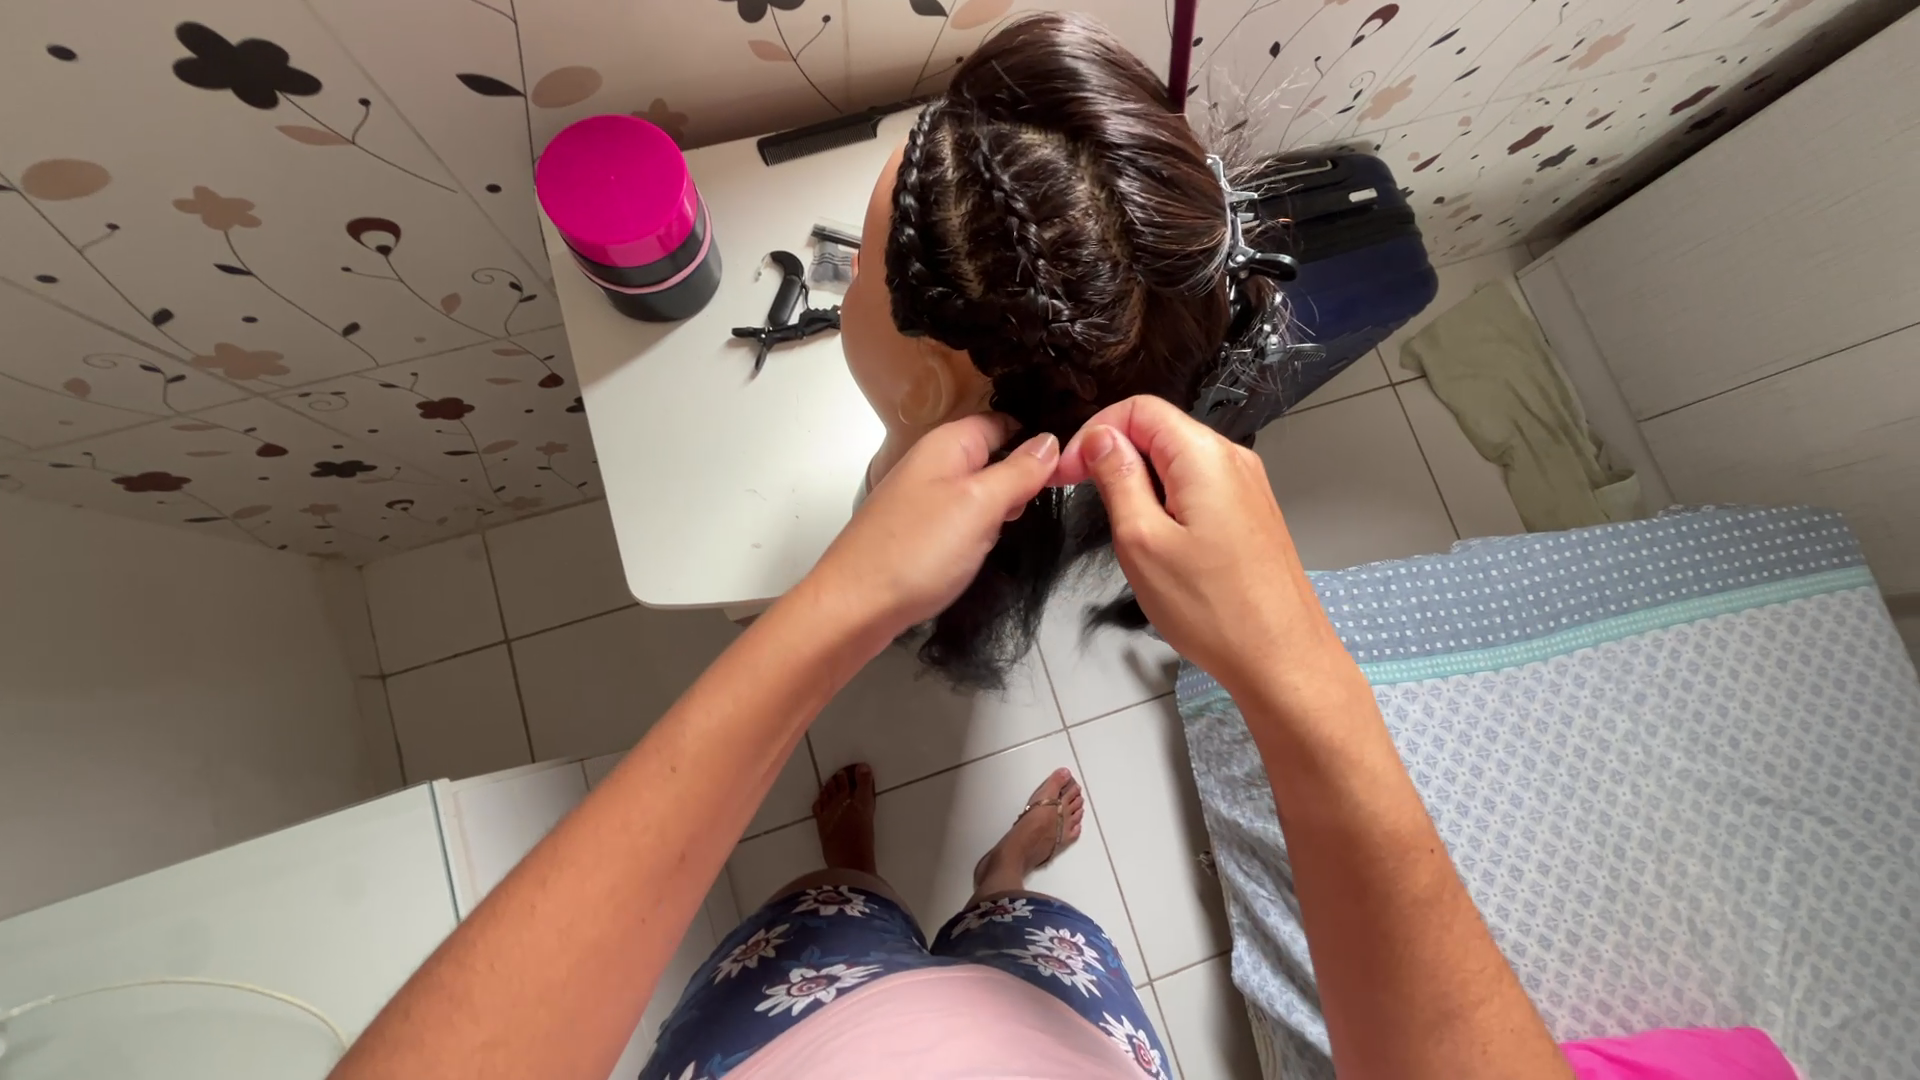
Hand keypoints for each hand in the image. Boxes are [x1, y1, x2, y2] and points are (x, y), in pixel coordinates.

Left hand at [807, 413, 1057, 638]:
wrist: (854, 608)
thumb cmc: (918, 551)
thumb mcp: (981, 505)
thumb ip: (1018, 471)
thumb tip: (1050, 440)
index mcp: (947, 443)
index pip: (1004, 421)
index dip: (1036, 438)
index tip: (1069, 464)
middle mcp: (933, 463)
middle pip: (993, 457)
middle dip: (1021, 480)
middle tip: (1033, 508)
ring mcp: (923, 499)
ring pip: (980, 492)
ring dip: (999, 510)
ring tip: (1002, 534)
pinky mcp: (919, 531)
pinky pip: (961, 519)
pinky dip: (978, 532)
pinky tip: (979, 552)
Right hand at [1052, 396, 1351, 701]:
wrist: (1281, 659)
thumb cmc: (1213, 608)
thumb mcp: (1142, 540)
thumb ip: (1117, 479)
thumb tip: (1100, 439)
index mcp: (1204, 456)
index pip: (1138, 409)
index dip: (1093, 432)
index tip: (1066, 472)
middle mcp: (1232, 460)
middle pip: (1158, 429)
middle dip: (1112, 454)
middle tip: (1079, 494)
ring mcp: (1245, 486)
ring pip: (1176, 460)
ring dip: (1136, 479)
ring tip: (1118, 524)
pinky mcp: (1249, 513)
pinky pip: (1196, 486)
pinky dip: (1164, 497)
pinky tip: (1153, 536)